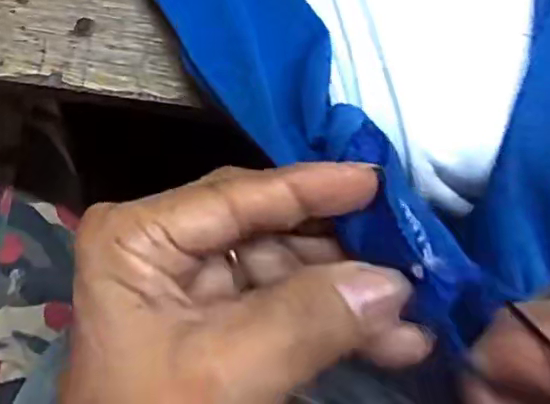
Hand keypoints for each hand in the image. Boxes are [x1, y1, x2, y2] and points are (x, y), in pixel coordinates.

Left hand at [60, 162, 433, 403]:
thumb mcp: (225, 373)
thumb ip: (306, 319)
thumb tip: (391, 280)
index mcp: (137, 232)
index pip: (234, 194)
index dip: (308, 185)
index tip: (374, 176)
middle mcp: (158, 242)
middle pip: (259, 225)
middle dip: (333, 243)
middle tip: (405, 244)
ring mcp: (182, 283)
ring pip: (276, 267)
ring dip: (342, 289)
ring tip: (412, 304)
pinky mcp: (208, 325)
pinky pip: (277, 308)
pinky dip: (328, 322)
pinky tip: (388, 337)